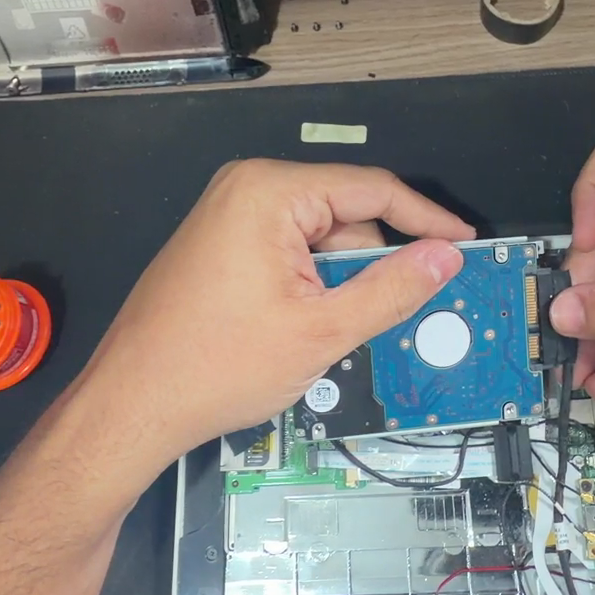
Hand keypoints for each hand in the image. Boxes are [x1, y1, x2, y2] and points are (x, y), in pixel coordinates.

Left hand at [77, 159, 473, 467]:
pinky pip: (291, 252)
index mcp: (270, 191)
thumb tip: (445, 257)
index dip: (425, 219)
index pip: (371, 189)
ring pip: (320, 240)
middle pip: (345, 216)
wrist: (132, 405)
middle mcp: (248, 189)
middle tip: (384, 315)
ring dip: (338, 283)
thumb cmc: (214, 366)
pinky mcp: (224, 243)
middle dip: (370, 266)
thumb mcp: (322, 331)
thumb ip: (393, 289)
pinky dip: (312, 285)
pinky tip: (304, 326)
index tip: (463, 242)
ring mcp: (231, 215)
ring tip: (325, 333)